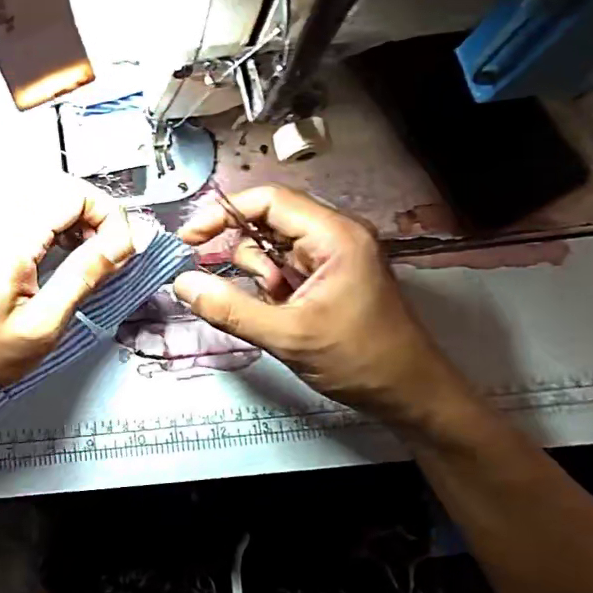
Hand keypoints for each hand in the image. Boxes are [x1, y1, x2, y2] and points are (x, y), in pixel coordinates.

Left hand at [0, 176, 134, 424]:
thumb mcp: (41, 325)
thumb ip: (84, 277)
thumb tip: (123, 243)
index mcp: (9, 236)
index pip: (74, 194)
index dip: (110, 217)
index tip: (124, 253)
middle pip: (62, 189)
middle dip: (98, 216)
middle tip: (114, 256)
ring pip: (49, 199)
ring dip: (81, 221)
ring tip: (96, 260)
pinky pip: (32, 215)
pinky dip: (60, 228)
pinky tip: (69, 258)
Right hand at [172, 185, 472, 430]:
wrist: (409, 392)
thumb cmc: (359, 360)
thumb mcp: (288, 336)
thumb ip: (230, 309)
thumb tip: (183, 284)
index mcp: (335, 235)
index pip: (269, 200)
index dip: (224, 213)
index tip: (190, 239)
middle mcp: (336, 235)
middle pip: (269, 222)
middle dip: (244, 253)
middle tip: (230, 284)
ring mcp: (335, 257)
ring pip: (275, 247)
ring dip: (260, 275)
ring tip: (273, 310)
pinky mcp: (331, 277)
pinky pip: (288, 269)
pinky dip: (272, 288)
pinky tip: (280, 315)